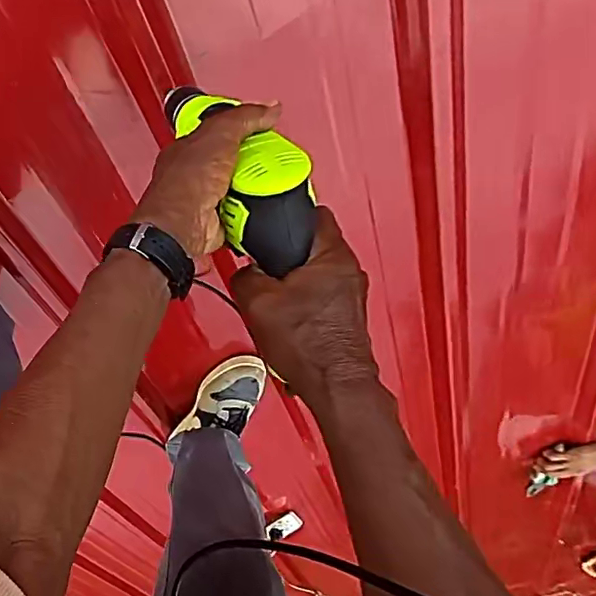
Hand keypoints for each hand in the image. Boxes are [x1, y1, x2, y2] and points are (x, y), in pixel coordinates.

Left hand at [130, 100, 280, 254]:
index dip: (239, 126)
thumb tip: (269, 109)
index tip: (260, 126)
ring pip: (239, 188)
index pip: (217, 130)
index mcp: (188, 149)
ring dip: (252, 188)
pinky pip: (242, 214)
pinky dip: (250, 212)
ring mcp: (204, 200)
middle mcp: (194, 175)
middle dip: (251, 161)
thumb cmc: (184, 184)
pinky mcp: (216, 222)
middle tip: (263, 160)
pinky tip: (251, 206)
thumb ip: (244, 118)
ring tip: (257, 184)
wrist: (183, 227)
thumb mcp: (219, 135)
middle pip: (232, 160)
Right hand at [230, 207, 378, 397]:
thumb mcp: (257, 303)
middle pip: (312, 245)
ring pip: (315, 272)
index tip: (272, 221)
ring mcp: (351, 293)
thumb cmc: (310, 347)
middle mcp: (349, 270)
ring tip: (274, 298)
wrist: (332, 383)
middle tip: (265, 266)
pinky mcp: (346, 314)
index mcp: (333, 256)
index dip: (287, 215)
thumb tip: (245, 272)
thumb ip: (245, 276)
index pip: (314, 213)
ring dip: (294, 281)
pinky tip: (286, 319)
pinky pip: (320, 295)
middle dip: (286, 255)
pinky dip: (303, 301)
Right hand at [534, 442, 595, 478]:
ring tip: (540, 457)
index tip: (537, 469)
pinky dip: (548, 454)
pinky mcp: (572, 455)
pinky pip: (554, 456)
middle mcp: (570, 469)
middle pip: (548, 472)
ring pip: (549, 465)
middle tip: (535, 462)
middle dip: (539, 467)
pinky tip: (548, 452)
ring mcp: (570, 462)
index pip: (554, 476)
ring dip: (542, 461)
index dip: (543, 473)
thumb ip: (576, 466)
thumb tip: (566, 463)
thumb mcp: (587, 467)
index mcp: (574, 473)